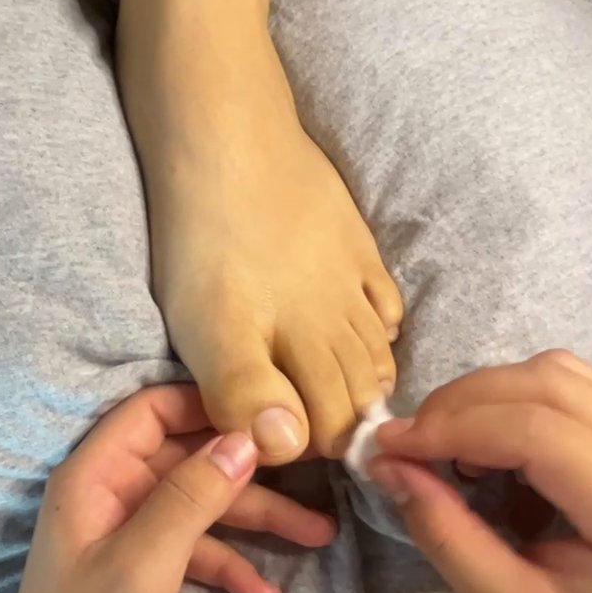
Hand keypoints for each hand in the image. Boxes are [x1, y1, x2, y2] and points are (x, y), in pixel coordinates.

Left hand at [0, 385, 332, 592]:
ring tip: (319, 535)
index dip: (205, 403)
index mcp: (93, 476)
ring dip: (254, 522)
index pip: (151, 411)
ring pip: (200, 508)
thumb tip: (244, 439)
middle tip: (313, 474)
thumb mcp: (143, 565)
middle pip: (187, 461)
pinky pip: (195, 551)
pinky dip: (229, 566)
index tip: (267, 411)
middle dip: (247, 474)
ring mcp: (129, 534)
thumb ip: (191, 497)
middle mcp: (111, 494)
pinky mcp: (145, 571)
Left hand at [120, 20, 402, 463]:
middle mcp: (343, 316)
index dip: (322, 449)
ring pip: (377, 345)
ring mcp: (354, 274)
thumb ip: (247, 390)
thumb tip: (292, 447)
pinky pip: (385, 295)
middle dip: (348, 421)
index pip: (335, 422)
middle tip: (328, 437)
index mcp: (309, 345)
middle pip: (360, 388)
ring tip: (350, 398)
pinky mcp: (353, 237)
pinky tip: (373, 330)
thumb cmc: (205, 240)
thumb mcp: (207, 325)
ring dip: (366, 379)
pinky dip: (382, 325)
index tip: (304, 458)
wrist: (224, 134)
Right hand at [367, 350, 591, 592]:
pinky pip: (575, 388)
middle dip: (462, 402)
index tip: (391, 446)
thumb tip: (387, 464)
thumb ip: (444, 533)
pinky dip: (517, 398)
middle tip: (410, 443)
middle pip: (550, 384)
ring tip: (450, 443)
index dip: (455, 426)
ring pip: (561, 373)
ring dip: (488, 394)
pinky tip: (493, 440)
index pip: (539, 432)